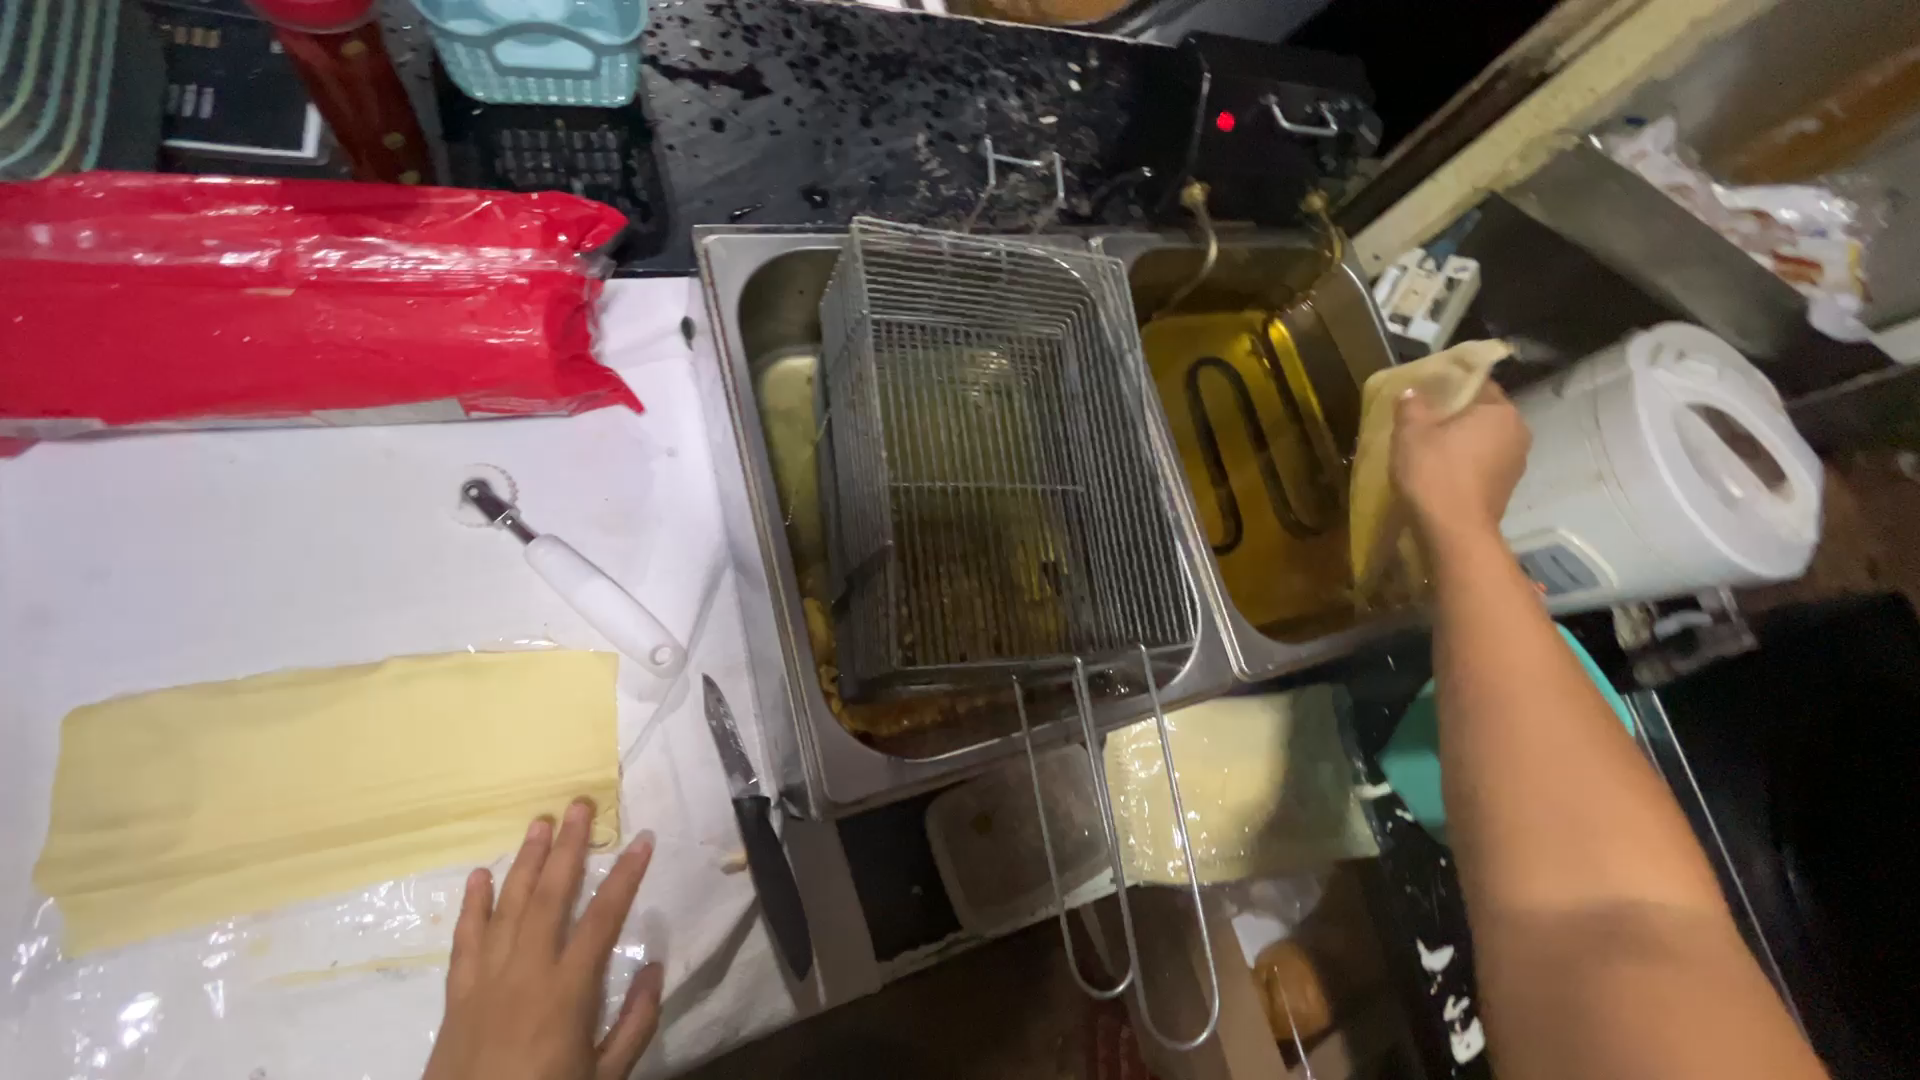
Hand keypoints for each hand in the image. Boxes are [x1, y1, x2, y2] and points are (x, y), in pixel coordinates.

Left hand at [423, 800, 661, 1079]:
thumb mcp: (607, 1078)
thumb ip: (636, 1023)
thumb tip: (656, 968)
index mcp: (568, 992)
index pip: (604, 917)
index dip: (627, 875)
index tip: (643, 838)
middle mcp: (526, 974)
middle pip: (550, 896)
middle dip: (567, 847)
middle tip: (579, 806)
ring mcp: (486, 982)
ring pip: (507, 908)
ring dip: (524, 862)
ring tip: (538, 823)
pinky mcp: (456, 997)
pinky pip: (465, 941)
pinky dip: (472, 906)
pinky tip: (479, 876)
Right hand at [1391, 381, 1531, 542]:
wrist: (1453, 531)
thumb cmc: (1433, 473)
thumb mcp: (1410, 434)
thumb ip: (1411, 406)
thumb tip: (1412, 391)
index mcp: (1500, 411)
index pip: (1478, 384)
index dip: (1450, 385)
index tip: (1426, 393)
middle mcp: (1518, 431)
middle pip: (1483, 413)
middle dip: (1456, 415)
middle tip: (1423, 422)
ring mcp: (1516, 462)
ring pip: (1484, 441)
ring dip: (1461, 442)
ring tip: (1429, 449)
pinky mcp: (1506, 488)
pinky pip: (1483, 465)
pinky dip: (1465, 464)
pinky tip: (1441, 473)